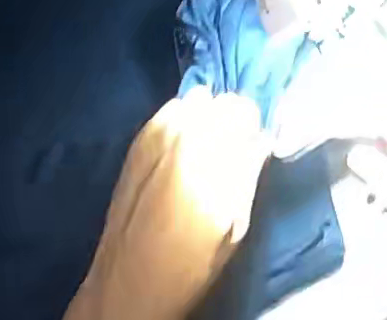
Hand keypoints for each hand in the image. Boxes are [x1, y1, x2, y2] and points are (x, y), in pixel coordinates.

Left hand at [63, 90, 268, 319]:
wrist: (125, 288)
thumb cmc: (189, 266)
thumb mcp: (235, 229)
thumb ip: (249, 174)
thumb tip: (261, 139)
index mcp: (214, 162)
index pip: (246, 112)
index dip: (252, 126)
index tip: (250, 143)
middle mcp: (186, 139)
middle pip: (224, 101)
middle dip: (232, 120)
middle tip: (229, 147)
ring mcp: (159, 135)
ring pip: (199, 98)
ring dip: (207, 115)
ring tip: (203, 146)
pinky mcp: (139, 140)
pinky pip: (173, 108)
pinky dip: (183, 117)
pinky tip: (181, 144)